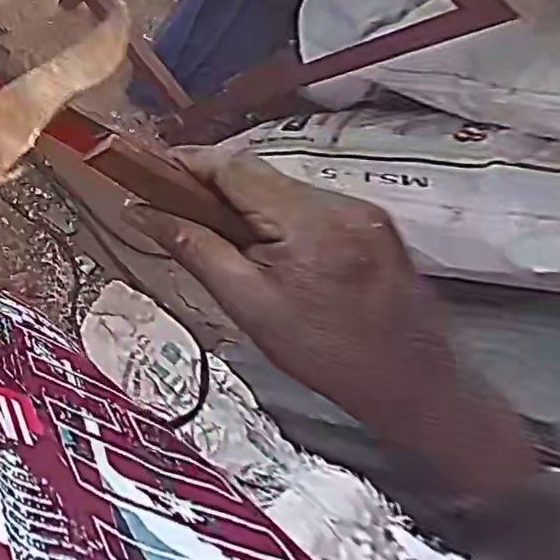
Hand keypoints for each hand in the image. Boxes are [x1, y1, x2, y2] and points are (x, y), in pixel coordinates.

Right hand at [126, 147, 536, 499]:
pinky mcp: (367, 222)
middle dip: (203, 184)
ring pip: (270, 183)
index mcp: (313, 223)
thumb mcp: (244, 303)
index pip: (231, 165)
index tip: (143, 177)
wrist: (424, 396)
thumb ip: (189, 245)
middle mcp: (343, 204)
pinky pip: (295, 199)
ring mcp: (361, 211)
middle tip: (168, 210)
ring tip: (209, 231)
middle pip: (251, 170)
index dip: (182, 162)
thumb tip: (135, 208)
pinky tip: (252, 241)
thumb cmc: (326, 354)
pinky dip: (261, 210)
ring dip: (231, 198)